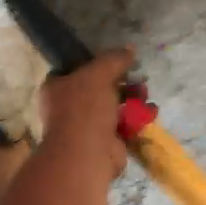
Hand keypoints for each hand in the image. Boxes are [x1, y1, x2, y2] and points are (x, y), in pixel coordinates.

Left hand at [38, 49, 135, 177]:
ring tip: (146, 95)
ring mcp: (85, 127)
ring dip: (132, 100)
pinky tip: (150, 112)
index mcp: (55, 88)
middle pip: (98, 88)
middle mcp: (67, 108)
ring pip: (112, 107)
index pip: (73, 70)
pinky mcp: (104, 143)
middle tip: (138, 78)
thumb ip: (113, 59)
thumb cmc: (84, 108)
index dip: (94, 63)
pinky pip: (122, 126)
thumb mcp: (98, 73)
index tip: (115, 61)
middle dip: (121, 82)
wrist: (87, 154)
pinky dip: (137, 119)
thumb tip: (129, 50)